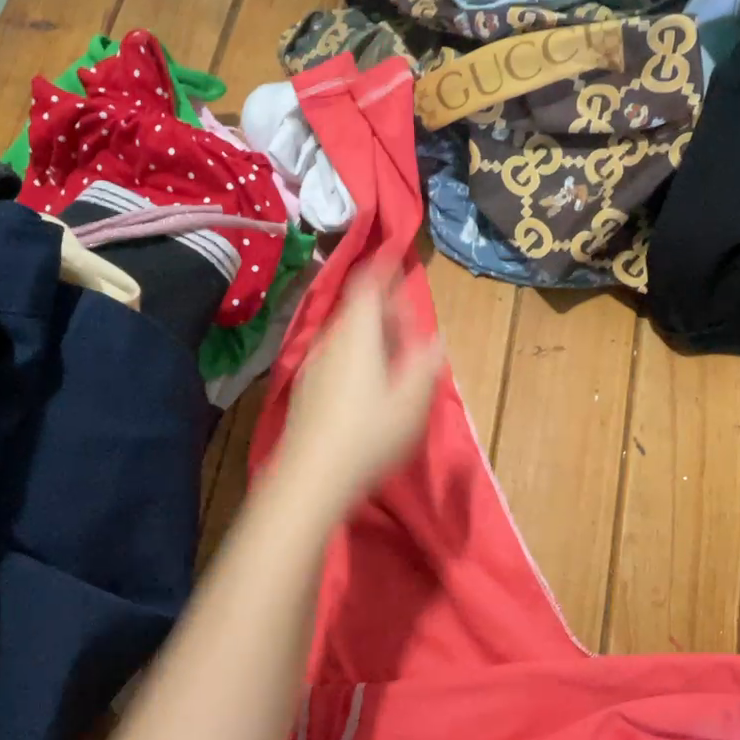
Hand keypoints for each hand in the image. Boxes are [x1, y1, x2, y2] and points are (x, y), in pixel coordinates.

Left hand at [276, 265, 442, 507]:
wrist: (312, 478)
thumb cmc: (370, 434)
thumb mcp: (412, 400)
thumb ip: (426, 363)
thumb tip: (434, 338)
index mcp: (357, 334)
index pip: (367, 285)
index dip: (384, 269)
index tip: (399, 262)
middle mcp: (330, 341)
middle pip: (356, 311)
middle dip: (385, 311)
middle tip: (410, 326)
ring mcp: (313, 366)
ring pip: (346, 337)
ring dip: (371, 338)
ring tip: (395, 359)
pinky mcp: (306, 392)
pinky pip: (336, 359)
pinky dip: (356, 359)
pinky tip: (369, 388)